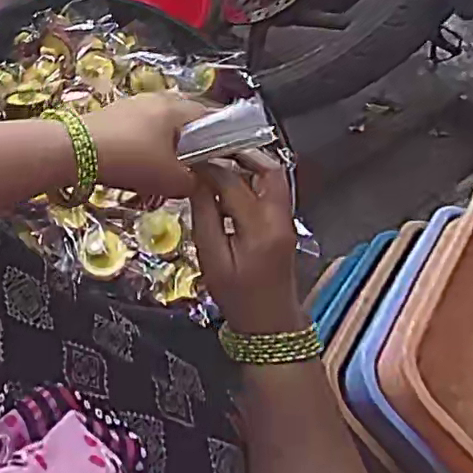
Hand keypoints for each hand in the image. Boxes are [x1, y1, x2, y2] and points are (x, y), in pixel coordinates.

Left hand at [77, 92, 208, 198]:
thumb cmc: (130, 160)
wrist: (74, 151)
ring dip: (162, 152)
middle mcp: (155, 99)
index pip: (212, 117)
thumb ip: (194, 181)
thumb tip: (197, 181)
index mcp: (177, 107)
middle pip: (183, 124)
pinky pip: (137, 133)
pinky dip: (141, 150)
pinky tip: (133, 169)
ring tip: (158, 176)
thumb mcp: (171, 180)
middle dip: (187, 150)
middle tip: (187, 173)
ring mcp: (130, 105)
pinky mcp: (110, 116)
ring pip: (158, 130)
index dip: (221, 141)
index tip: (222, 162)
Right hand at [190, 150, 304, 334]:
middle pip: (268, 169)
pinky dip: (250, 179)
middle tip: (210, 148)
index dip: (209, 166)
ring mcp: (285, 221)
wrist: (270, 325)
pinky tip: (227, 183)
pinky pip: (270, 190)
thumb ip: (204, 215)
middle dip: (240, 153)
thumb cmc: (237, 296)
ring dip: (247, 164)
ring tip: (216, 161)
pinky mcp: (283, 224)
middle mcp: (280, 218)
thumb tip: (195, 181)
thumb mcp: (211, 256)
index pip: (233, 181)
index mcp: (260, 227)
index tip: (187, 159)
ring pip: (272, 177)